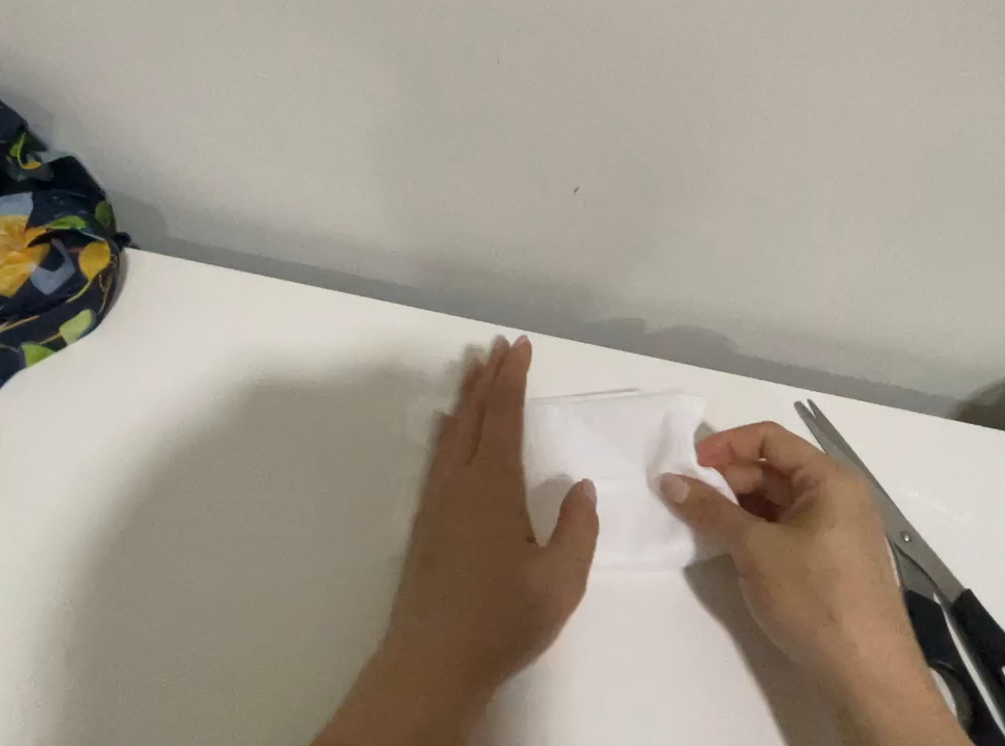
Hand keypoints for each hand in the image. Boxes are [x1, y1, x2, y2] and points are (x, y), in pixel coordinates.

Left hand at [314, 337, 599, 745]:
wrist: (432, 660)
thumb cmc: (502, 620)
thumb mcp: (560, 582)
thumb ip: (577, 529)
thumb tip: (578, 485)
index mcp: (494, 486)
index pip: (505, 416)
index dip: (513, 378)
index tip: (519, 346)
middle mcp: (460, 480)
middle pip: (474, 413)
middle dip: (489, 375)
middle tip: (498, 343)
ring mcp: (437, 497)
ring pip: (452, 430)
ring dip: (466, 395)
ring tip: (474, 366)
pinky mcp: (425, 517)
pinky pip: (438, 453)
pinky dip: (447, 427)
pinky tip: (444, 423)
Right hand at [659, 422, 965, 744]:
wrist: (868, 680)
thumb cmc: (815, 597)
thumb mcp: (754, 547)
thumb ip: (709, 509)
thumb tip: (668, 479)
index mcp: (829, 480)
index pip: (769, 439)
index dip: (726, 445)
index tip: (689, 464)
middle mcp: (836, 497)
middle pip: (771, 468)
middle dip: (726, 478)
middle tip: (687, 497)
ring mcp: (835, 531)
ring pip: (774, 500)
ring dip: (736, 505)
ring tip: (700, 521)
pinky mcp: (829, 561)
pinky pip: (783, 527)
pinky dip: (753, 529)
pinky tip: (726, 545)